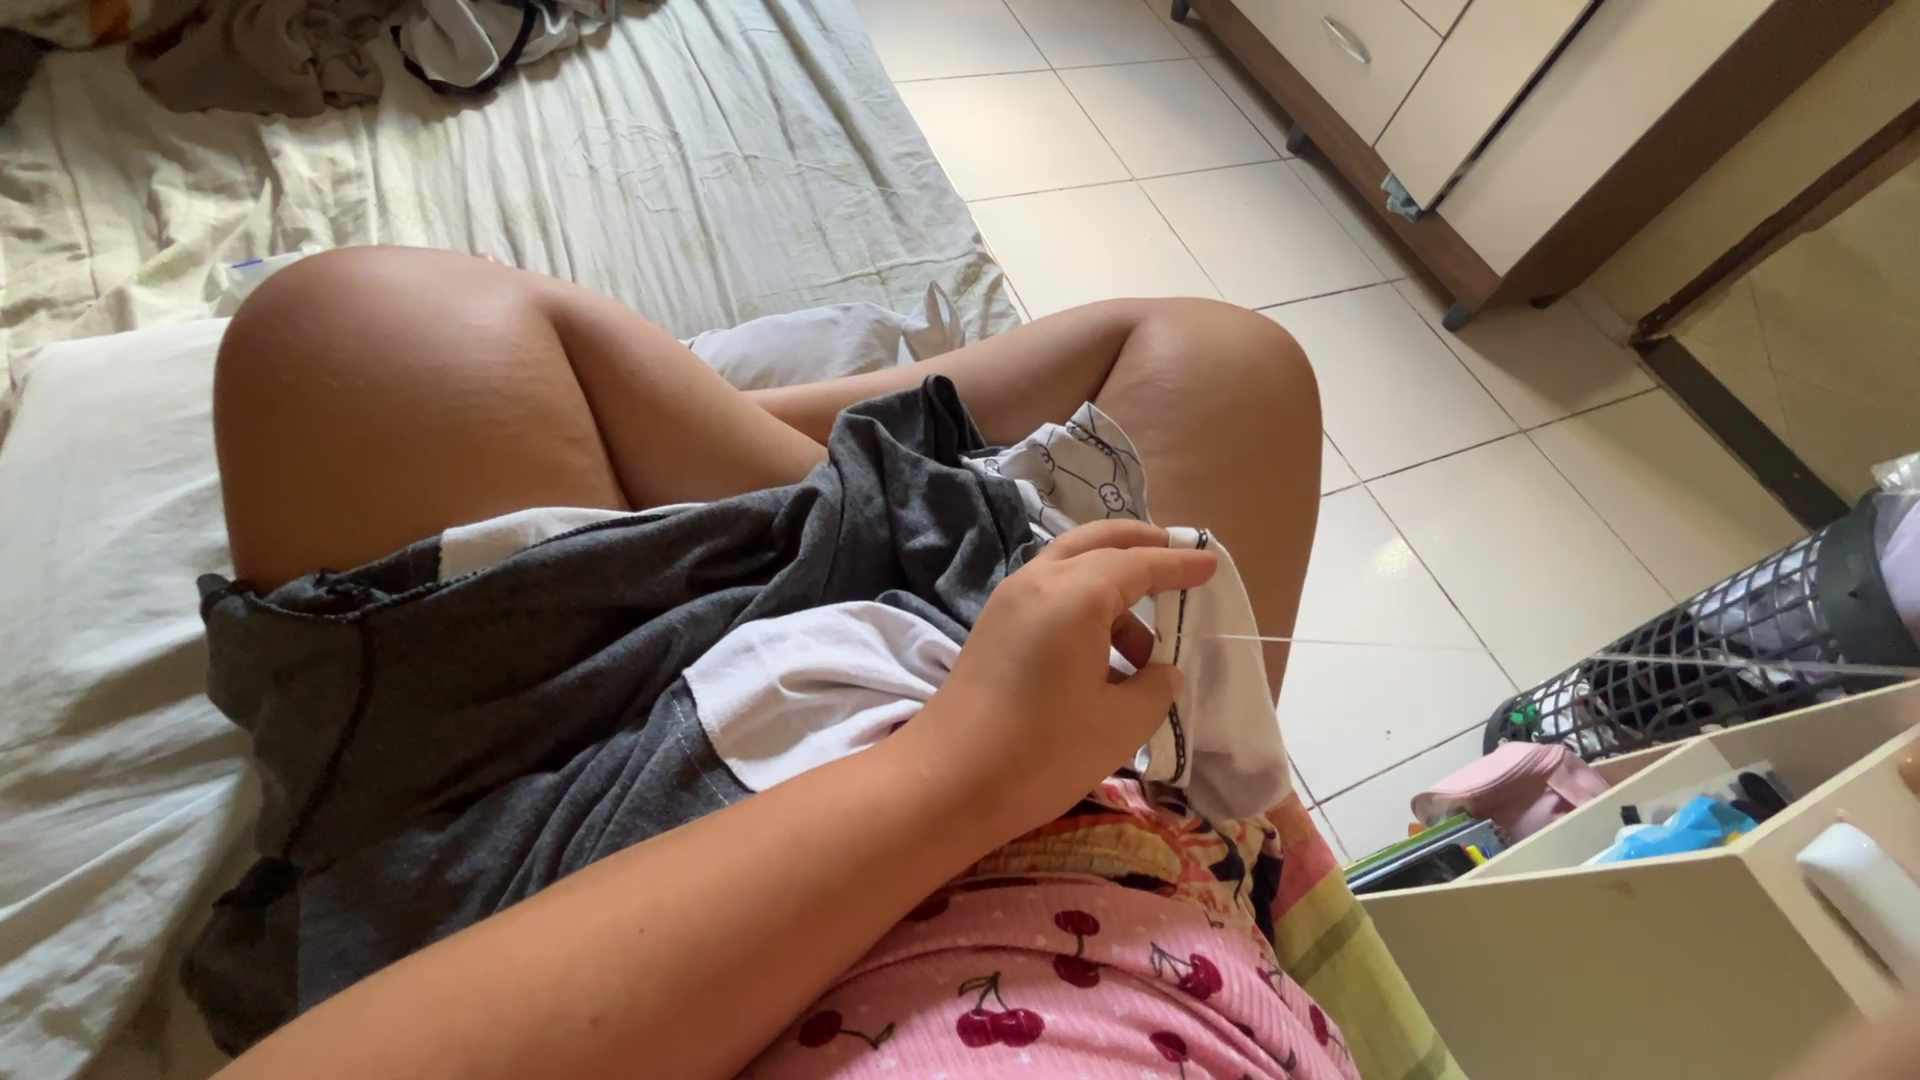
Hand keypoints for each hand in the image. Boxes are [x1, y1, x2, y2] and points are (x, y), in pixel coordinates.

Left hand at [897, 519, 1217, 836]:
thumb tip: (1161, 671)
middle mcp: (1037, 582)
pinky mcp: (993, 626)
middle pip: (1095, 542)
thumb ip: (1154, 688)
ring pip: (1069, 569)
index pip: (1138, 563)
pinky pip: (1049, 596)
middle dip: (1139, 544)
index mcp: (1074, 594)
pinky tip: (1102, 661)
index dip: (1178, 565)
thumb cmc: (1042, 751)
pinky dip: (1082, 608)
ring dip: (1111, 591)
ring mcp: (1008, 601)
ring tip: (1144, 654)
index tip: (1211, 563)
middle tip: (1176, 558)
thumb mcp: (1120, 723)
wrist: (948, 781)